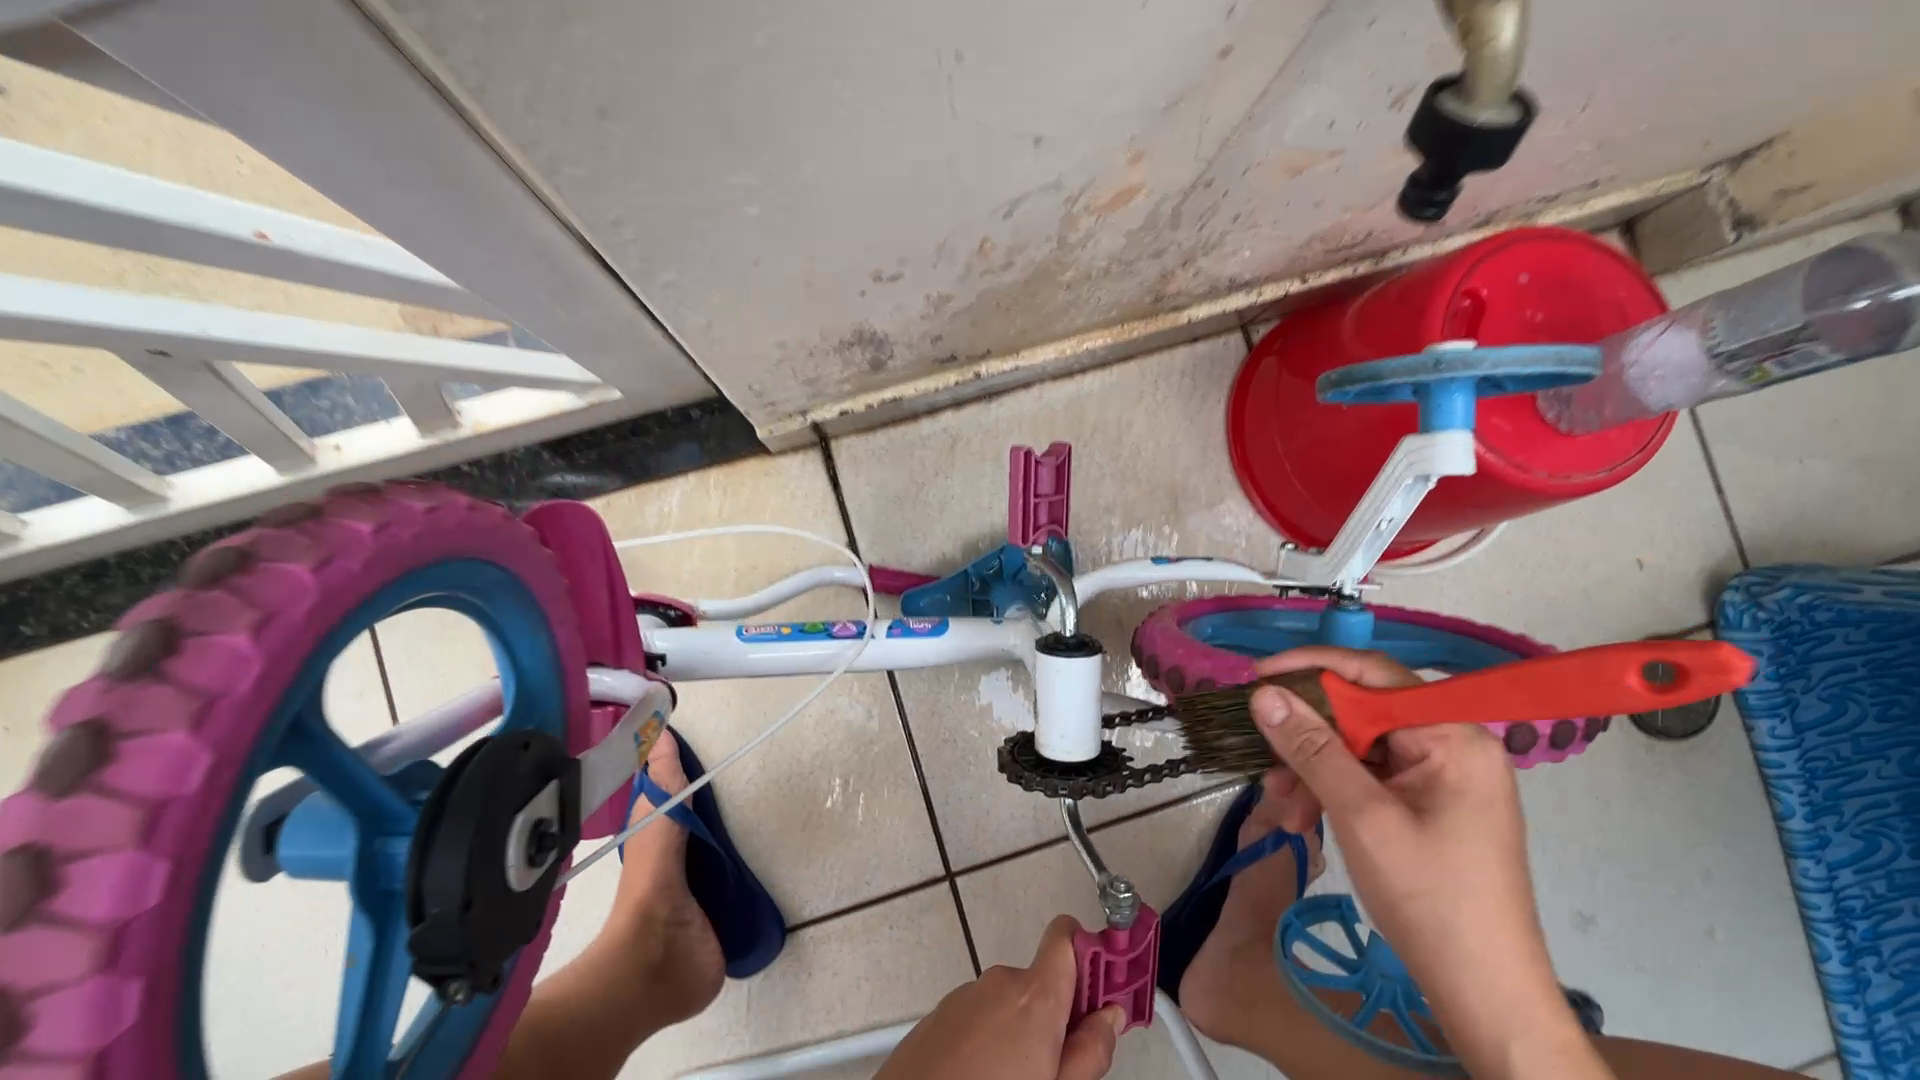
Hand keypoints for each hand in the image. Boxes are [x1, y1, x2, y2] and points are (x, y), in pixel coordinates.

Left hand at [876, 915, 1123, 1079]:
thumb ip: (1091, 1052)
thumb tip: (1110, 1018)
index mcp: (1034, 996)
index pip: (1067, 936)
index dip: (1092, 953)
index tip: (1106, 985)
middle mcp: (998, 983)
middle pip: (1042, 983)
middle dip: (1056, 1015)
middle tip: (1058, 1064)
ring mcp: (964, 997)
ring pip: (1009, 1004)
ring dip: (1019, 1031)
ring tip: (1013, 1077)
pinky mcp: (938, 1015)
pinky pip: (979, 1016)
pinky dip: (988, 1038)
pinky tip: (982, 1077)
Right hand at [1251, 647, 1609, 1079]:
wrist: (1483, 989)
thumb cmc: (1428, 897)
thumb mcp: (1360, 815)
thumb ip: (1312, 748)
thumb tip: (1264, 694)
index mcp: (1452, 735)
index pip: (1374, 675)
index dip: (1311, 669)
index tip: (1256, 678)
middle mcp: (1453, 744)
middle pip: (1364, 713)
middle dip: (1308, 736)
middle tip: (1262, 759)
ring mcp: (1444, 777)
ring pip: (1360, 748)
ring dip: (1314, 771)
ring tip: (1285, 810)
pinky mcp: (1432, 805)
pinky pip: (1371, 777)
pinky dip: (1334, 792)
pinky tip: (1308, 819)